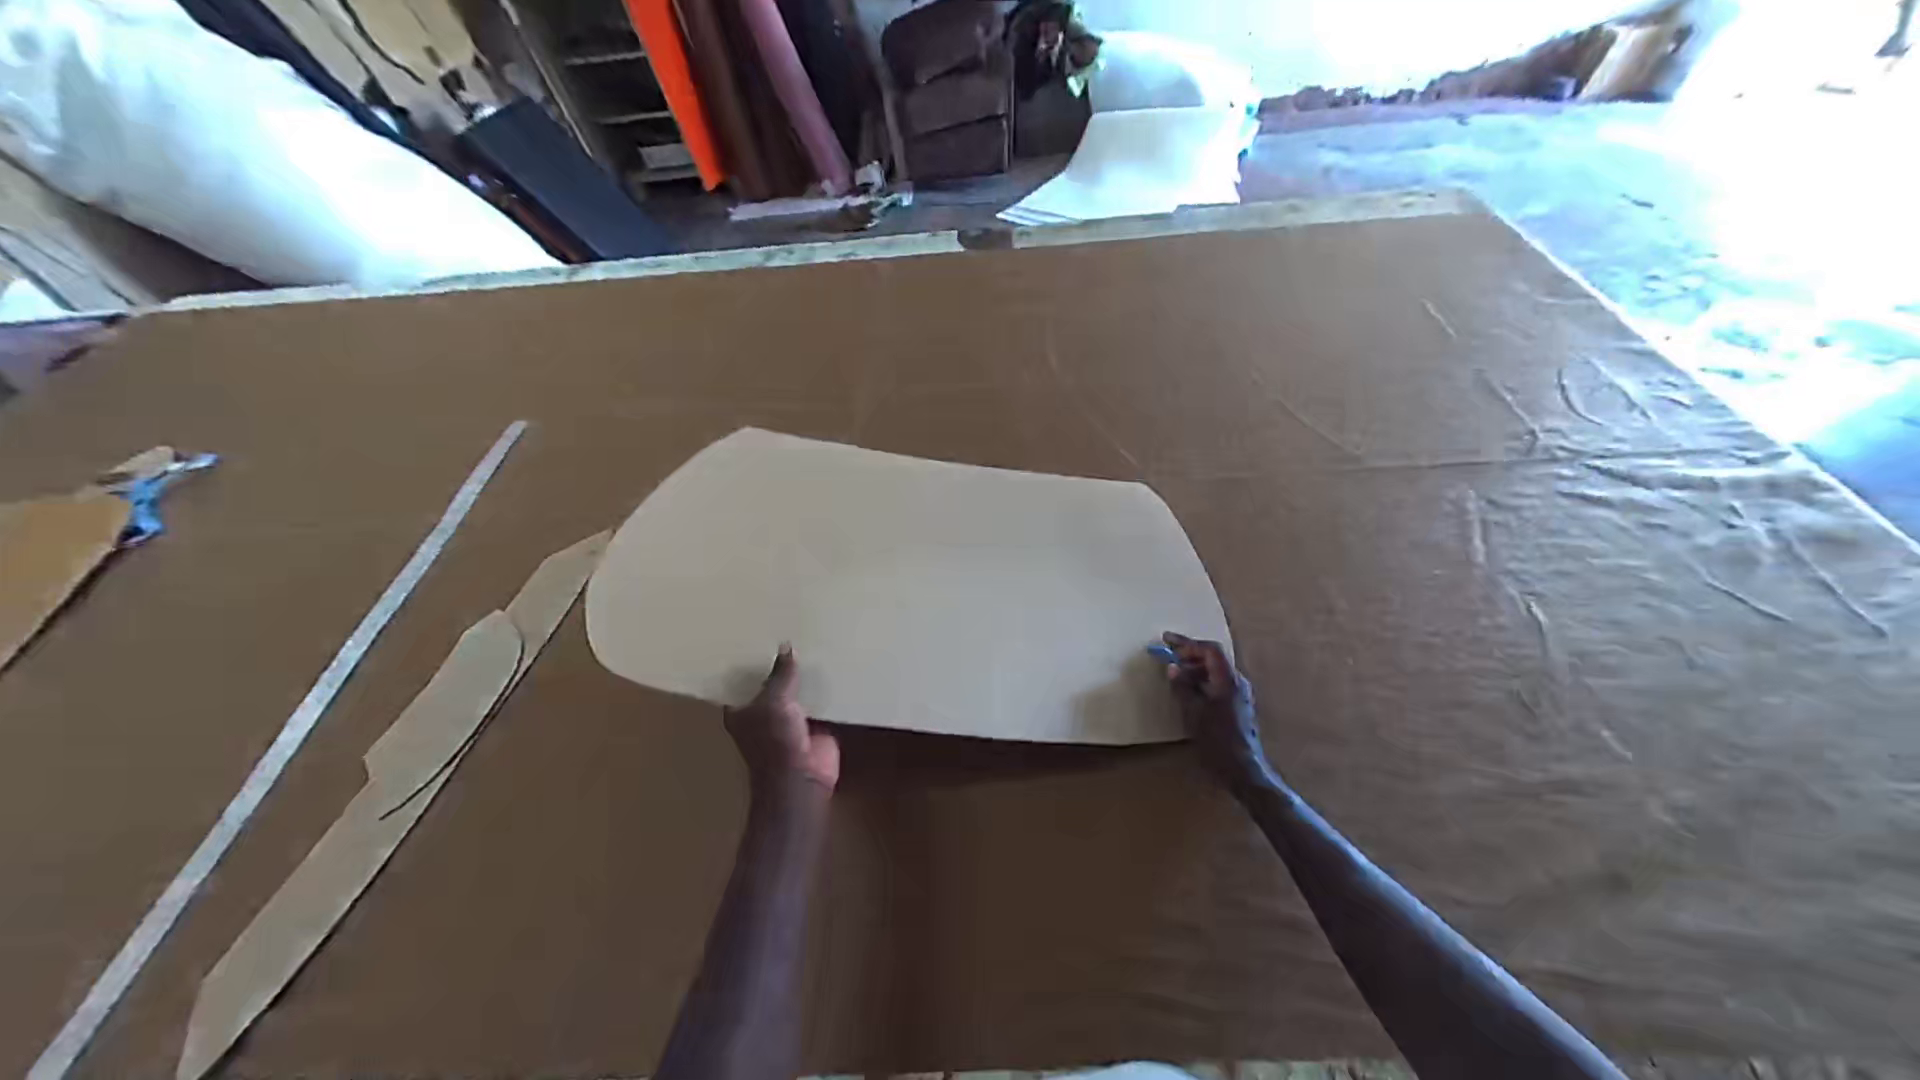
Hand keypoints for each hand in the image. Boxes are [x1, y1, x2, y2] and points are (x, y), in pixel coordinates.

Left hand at [725, 645, 839, 793]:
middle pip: (770, 685)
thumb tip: (786, 646)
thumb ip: (780, 674)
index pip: (740, 681)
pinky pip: (819, 703)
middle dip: (779, 666)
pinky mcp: (813, 727)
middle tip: (791, 633)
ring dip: (804, 677)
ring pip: (796, 693)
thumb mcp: (774, 700)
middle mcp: (762, 715)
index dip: (747, 662)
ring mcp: (789, 722)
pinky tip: (834, 667)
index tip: (757, 635)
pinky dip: (825, 690)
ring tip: (815, 643)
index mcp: (740, 711)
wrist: (801, 779)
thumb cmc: (775, 740)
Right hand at [1160, 632, 1271, 796]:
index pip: (1209, 649)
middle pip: (1214, 658)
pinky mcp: (1238, 705)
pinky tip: (1189, 691)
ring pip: (1216, 671)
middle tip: (1169, 657)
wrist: (1243, 769)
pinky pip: (1219, 683)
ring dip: (1195, 668)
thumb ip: (1182, 687)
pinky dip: (1203, 680)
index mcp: (1228, 680)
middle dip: (1190, 654)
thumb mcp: (1193, 712)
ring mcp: (1240, 694)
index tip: (1167, 640)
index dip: (1187, 642)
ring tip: (1176, 676)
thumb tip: (1173, 668)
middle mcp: (1238, 682)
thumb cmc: (1217, 739)